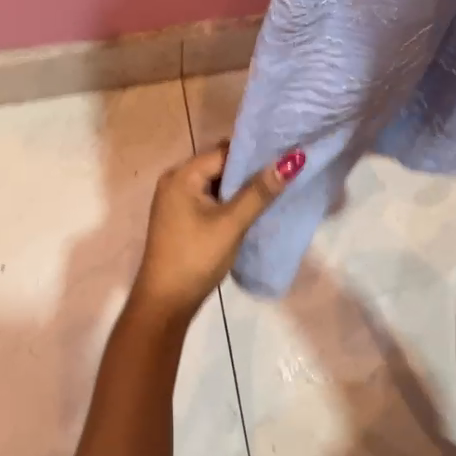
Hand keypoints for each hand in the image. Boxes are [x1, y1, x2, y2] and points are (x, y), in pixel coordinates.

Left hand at [127, 143, 304, 320]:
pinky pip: (208, 199)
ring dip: (239, 188)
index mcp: (182, 175)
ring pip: (215, 184)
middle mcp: (175, 181)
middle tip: (282, 174)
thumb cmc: (196, 258)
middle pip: (219, 165)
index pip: (223, 152)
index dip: (253, 154)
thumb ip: (259, 192)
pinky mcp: (180, 218)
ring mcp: (175, 201)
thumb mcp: (231, 224)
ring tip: (272, 190)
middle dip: (248, 171)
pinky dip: (228, 201)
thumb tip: (291, 161)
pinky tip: (250, 209)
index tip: (283, 157)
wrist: (165, 304)